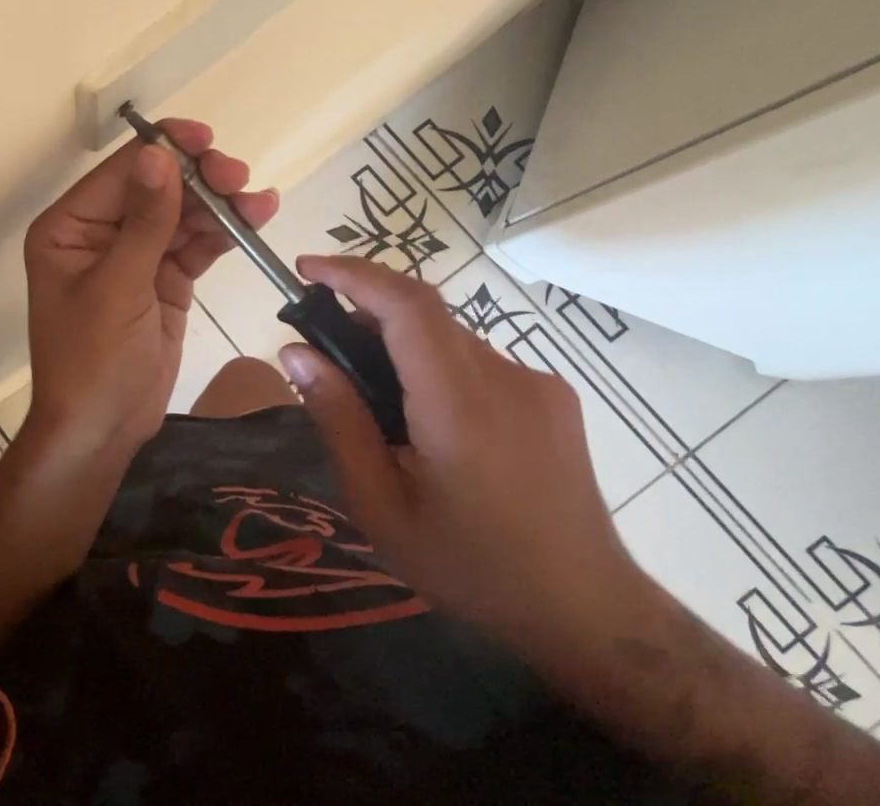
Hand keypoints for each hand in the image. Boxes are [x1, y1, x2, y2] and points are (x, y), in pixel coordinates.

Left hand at [22, 119, 276, 450]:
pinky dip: (223, 234)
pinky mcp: (163, 281)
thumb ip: (144, 222)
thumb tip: (158, 154)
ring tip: (258, 202)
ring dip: (219, 206)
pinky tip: (256, 218)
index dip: (163, 152)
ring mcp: (134, 257)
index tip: (207, 141)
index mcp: (68, 228)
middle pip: (156, 188)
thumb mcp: (117, 288)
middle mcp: (99, 234)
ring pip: (182, 215)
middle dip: (199, 180)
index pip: (120, 175)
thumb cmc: (91, 362)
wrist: (101, 429)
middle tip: (238, 179)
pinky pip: (195, 246)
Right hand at [275, 255, 646, 651]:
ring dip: (399, 346)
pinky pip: (477, 363)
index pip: (408, 306)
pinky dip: (434, 368)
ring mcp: (539, 387)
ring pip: (450, 339)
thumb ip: (338, 420)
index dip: (354, 274)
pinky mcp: (554, 400)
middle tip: (317, 347)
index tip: (305, 269)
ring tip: (368, 400)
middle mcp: (507, 379)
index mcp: (460, 406)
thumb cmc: (466, 566)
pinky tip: (422, 423)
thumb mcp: (378, 503)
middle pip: (426, 315)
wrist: (583, 611)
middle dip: (364, 312)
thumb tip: (296, 353)